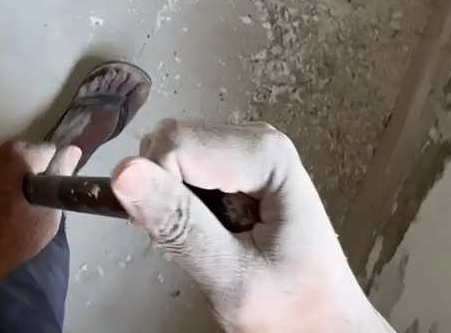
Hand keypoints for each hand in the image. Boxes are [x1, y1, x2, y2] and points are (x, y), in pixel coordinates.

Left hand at [0, 140, 72, 294]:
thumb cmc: (6, 241)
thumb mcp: (45, 217)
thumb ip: (60, 179)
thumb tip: (73, 152)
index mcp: (16, 153)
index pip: (49, 152)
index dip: (53, 175)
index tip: (47, 197)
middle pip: (26, 155)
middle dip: (31, 175)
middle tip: (29, 207)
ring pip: (6, 163)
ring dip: (12, 179)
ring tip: (9, 210)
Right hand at [111, 121, 392, 332]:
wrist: (327, 332)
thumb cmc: (294, 316)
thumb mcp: (234, 283)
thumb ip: (181, 227)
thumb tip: (123, 173)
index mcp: (268, 154)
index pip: (174, 145)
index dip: (160, 193)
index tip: (177, 244)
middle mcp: (256, 137)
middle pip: (171, 142)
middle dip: (163, 194)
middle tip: (192, 249)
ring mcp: (244, 147)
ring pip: (168, 152)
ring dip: (169, 201)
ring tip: (203, 244)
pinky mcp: (233, 161)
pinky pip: (180, 165)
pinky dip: (178, 201)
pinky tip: (205, 232)